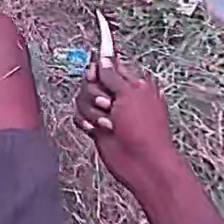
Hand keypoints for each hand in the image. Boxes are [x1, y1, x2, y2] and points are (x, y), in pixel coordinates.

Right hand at [75, 55, 177, 179]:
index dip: (100, 68)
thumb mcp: (129, 94)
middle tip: (106, 103)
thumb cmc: (145, 129)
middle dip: (93, 92)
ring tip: (107, 122)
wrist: (142, 163)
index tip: (96, 75)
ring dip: (91, 110)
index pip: (109, 65)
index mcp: (133, 84)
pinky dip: (85, 121)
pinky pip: (79, 115)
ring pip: (82, 98)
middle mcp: (119, 96)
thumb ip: (112, 75)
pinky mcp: (97, 125)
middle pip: (90, 81)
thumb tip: (103, 60)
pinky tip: (97, 129)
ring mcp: (107, 111)